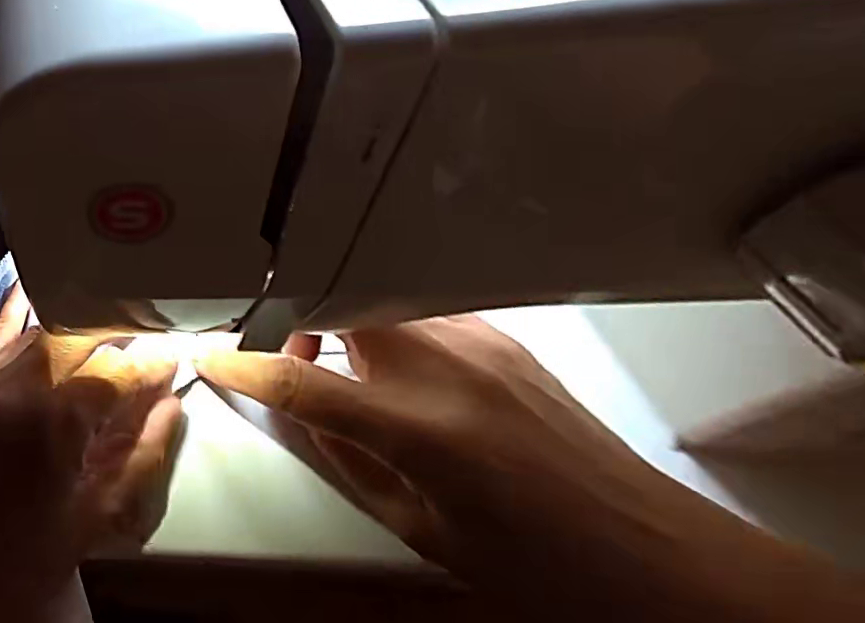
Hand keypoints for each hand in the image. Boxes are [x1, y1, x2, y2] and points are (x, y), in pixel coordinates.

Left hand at [0, 284, 182, 622]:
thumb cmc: (22, 559)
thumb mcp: (96, 517)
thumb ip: (143, 453)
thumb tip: (170, 401)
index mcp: (57, 419)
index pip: (121, 368)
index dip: (154, 363)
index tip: (174, 359)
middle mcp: (22, 382)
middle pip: (86, 333)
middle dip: (122, 335)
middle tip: (144, 346)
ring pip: (50, 326)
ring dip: (84, 327)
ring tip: (110, 331)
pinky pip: (2, 329)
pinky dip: (28, 309)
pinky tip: (48, 288)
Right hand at [197, 316, 864, 622]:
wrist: (650, 551)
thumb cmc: (532, 564)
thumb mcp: (422, 529)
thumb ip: (349, 459)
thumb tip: (298, 407)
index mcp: (422, 428)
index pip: (306, 380)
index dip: (248, 365)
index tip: (214, 354)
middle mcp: (446, 363)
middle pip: (344, 306)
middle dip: (305, 323)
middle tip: (299, 360)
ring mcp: (478, 337)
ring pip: (381, 301)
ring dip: (350, 324)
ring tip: (352, 368)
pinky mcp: (501, 331)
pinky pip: (423, 312)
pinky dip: (393, 331)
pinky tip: (409, 372)